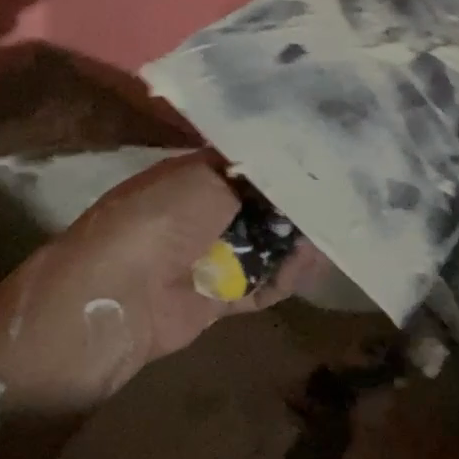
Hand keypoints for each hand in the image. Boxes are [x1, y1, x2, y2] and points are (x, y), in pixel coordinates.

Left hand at [0, 152, 325, 412]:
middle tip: (339, 200)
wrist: (120, 293)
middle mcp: (198, 213)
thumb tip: (290, 168)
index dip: (281, 164)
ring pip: (263, 247)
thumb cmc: (160, 220)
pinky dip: (284, 277)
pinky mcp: (214, 297)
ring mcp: (206, 257)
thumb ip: (252, 176)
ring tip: (334, 233)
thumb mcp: (207, 179)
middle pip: (258, 208)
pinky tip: (314, 266)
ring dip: (294, 244)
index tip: (322, 160)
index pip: (245, 164)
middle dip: (294, 206)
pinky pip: (258, 285)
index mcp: (190, 177)